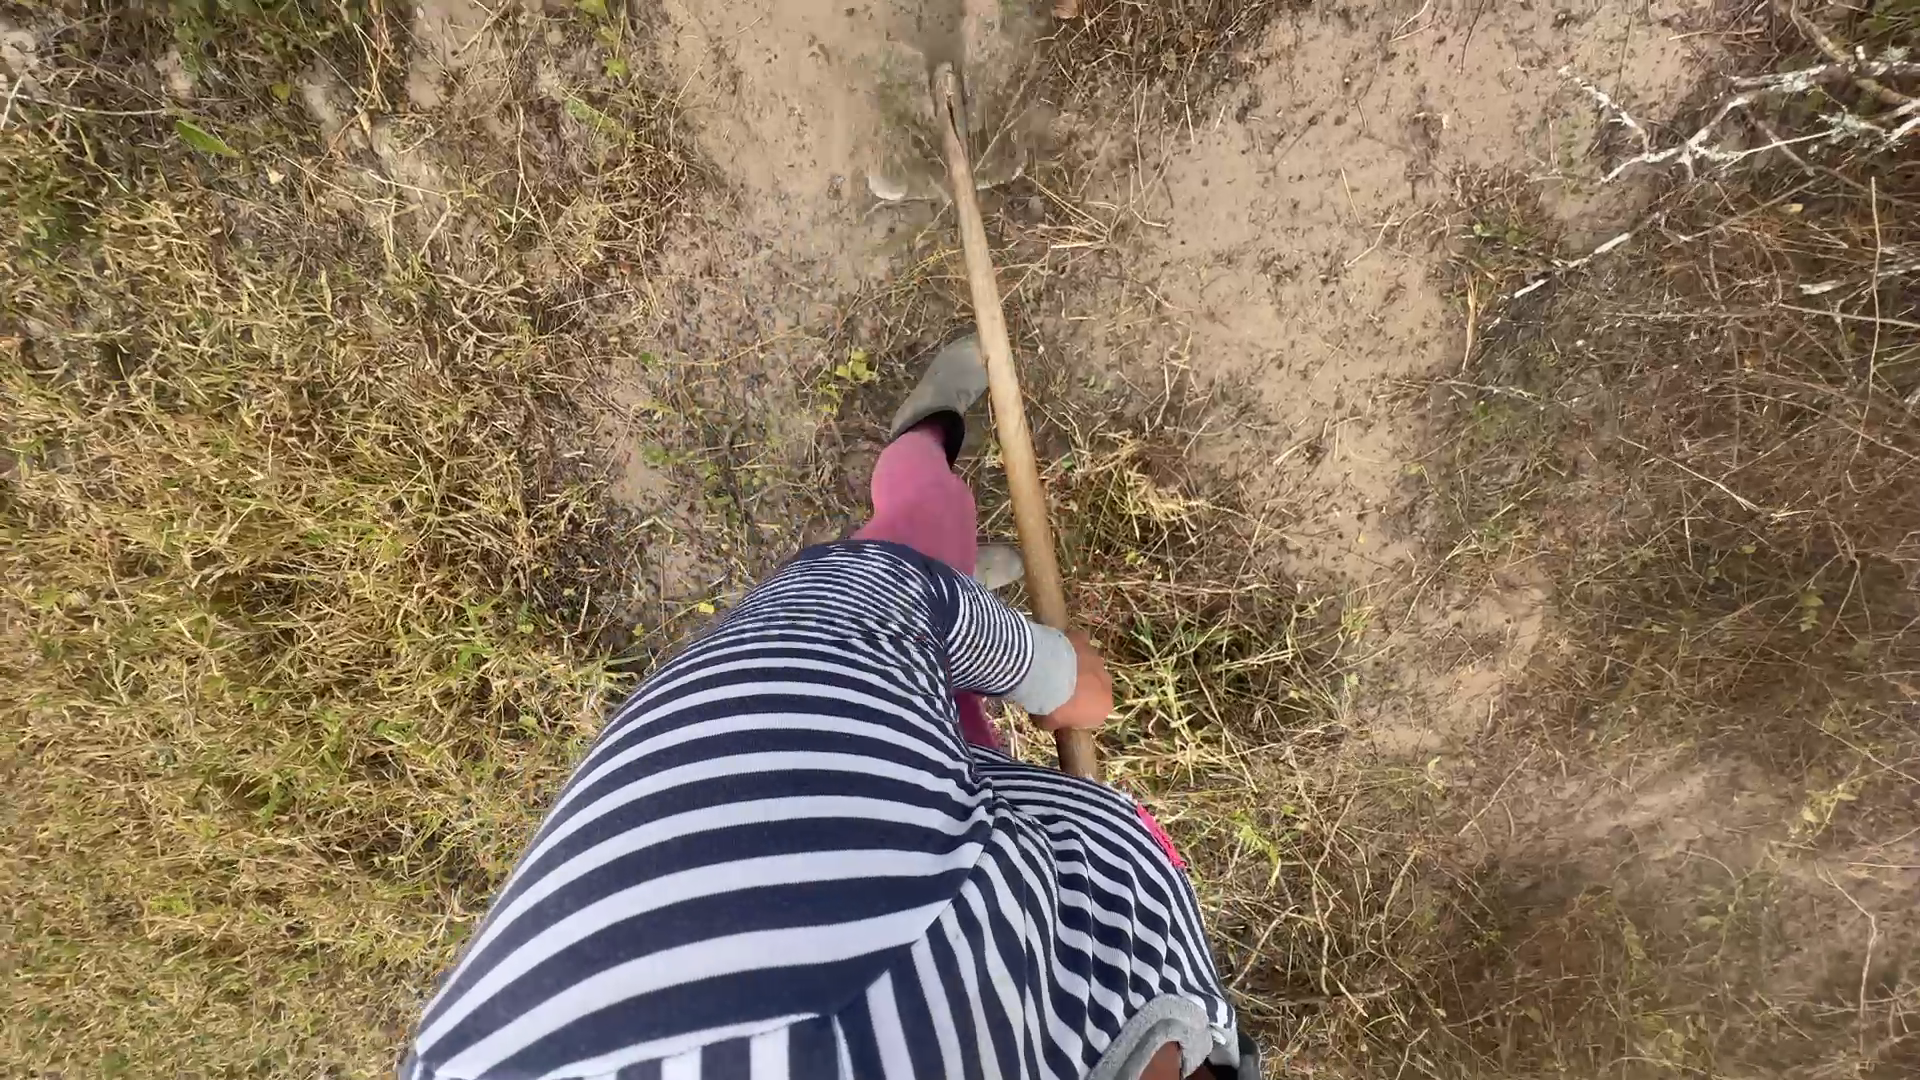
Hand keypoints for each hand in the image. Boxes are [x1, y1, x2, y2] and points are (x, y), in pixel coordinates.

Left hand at [1038, 630, 1112, 730]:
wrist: (1045, 673)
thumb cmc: (1050, 704)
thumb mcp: (1049, 723)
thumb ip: (1054, 722)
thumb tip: (1046, 718)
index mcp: (1103, 707)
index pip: (1093, 714)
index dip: (1077, 713)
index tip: (1061, 711)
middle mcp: (1106, 682)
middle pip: (1094, 687)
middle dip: (1080, 688)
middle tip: (1056, 689)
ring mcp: (1096, 658)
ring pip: (1087, 665)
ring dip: (1075, 667)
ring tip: (1051, 669)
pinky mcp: (1083, 639)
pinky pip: (1077, 645)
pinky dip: (1068, 648)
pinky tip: (1053, 651)